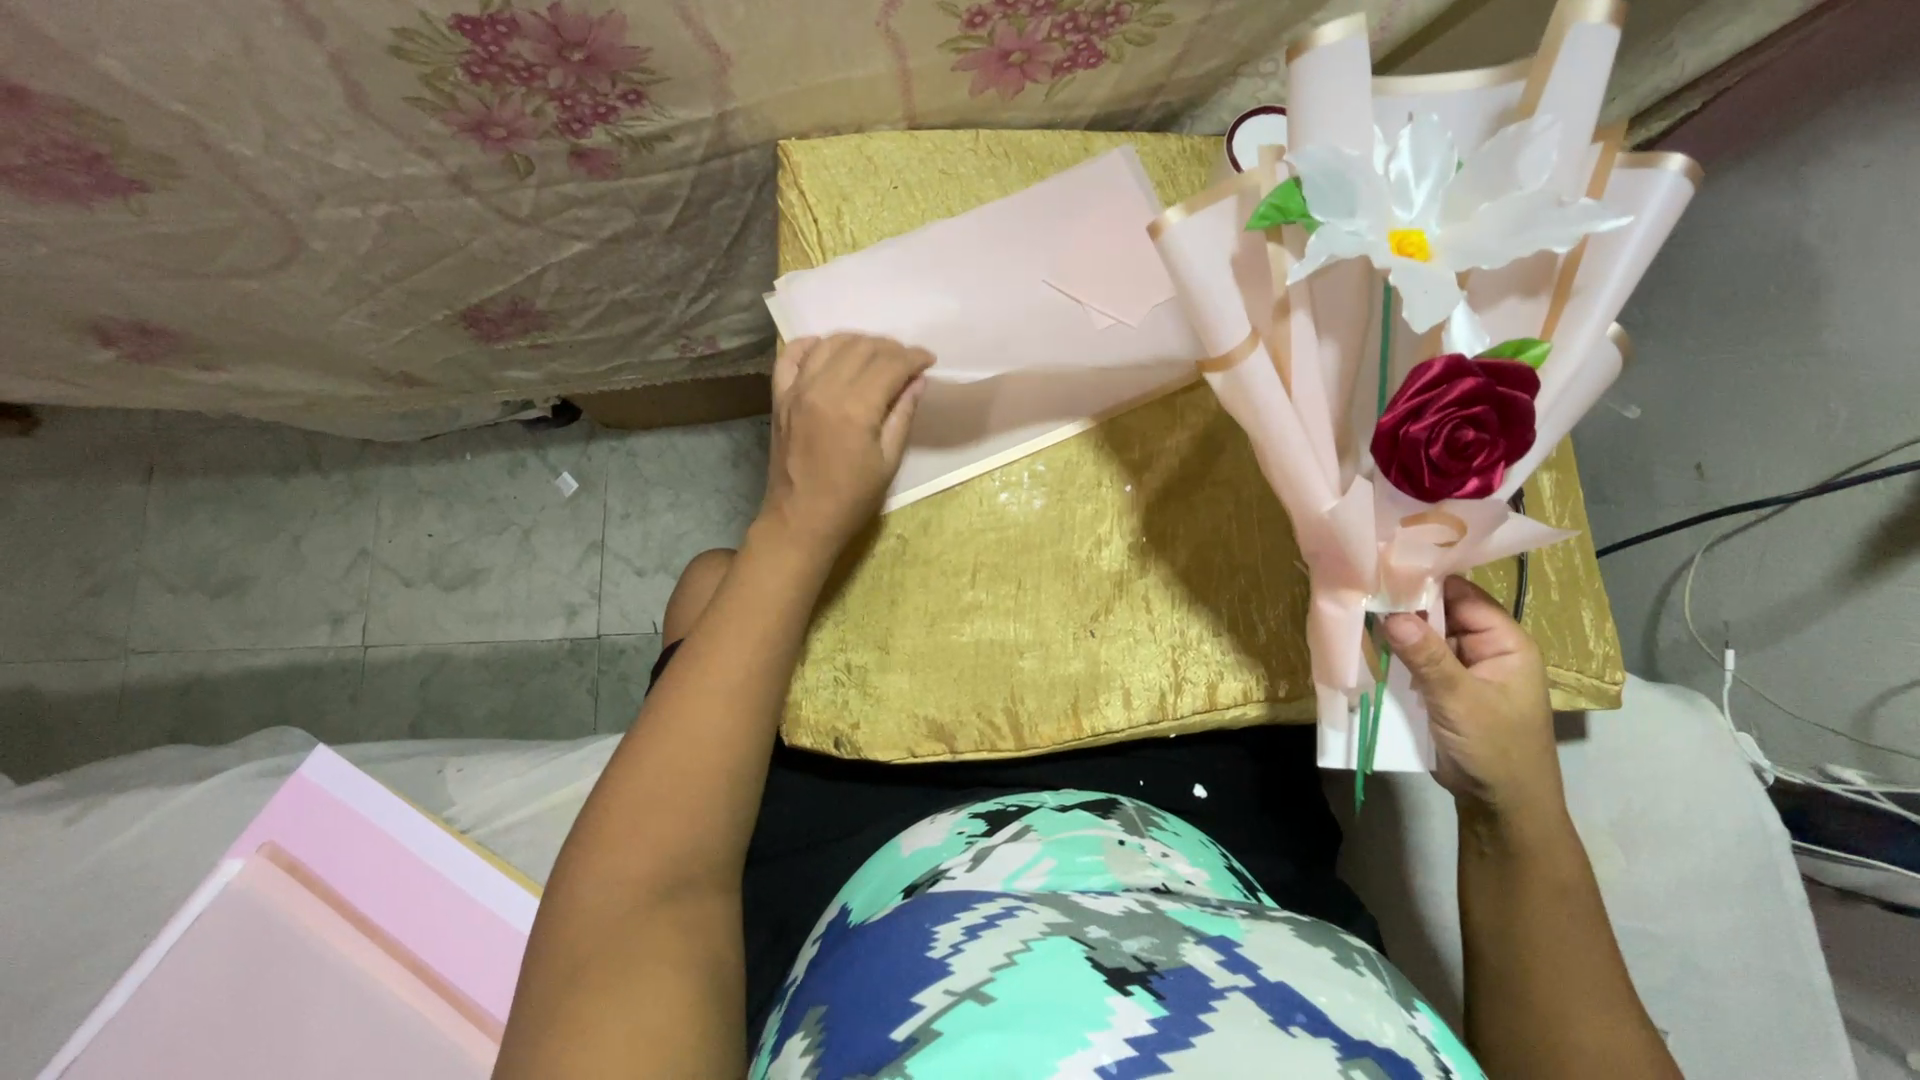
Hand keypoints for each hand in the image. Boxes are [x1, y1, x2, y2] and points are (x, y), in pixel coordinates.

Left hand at [758, 334, 931, 560]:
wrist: (800, 520)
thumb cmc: (851, 499)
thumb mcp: (888, 461)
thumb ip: (902, 414)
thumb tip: (917, 380)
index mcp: (855, 408)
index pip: (890, 364)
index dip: (914, 357)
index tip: (928, 361)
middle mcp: (823, 389)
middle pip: (862, 347)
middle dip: (890, 348)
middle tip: (906, 361)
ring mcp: (796, 390)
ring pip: (830, 343)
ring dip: (857, 341)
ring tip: (875, 356)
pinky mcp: (779, 397)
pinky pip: (790, 355)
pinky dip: (811, 345)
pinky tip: (827, 349)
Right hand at [1382, 575, 1563, 818]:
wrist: (1500, 805)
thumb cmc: (1496, 748)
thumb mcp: (1460, 699)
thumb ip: (1427, 657)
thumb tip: (1391, 615)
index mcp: (1506, 644)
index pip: (1465, 597)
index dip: (1428, 584)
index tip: (1385, 572)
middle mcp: (1485, 651)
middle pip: (1441, 615)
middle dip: (1406, 608)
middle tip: (1362, 594)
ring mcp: (1462, 671)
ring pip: (1425, 639)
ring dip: (1397, 634)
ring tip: (1356, 616)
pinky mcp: (1441, 691)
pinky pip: (1416, 663)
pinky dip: (1395, 657)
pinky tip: (1366, 649)